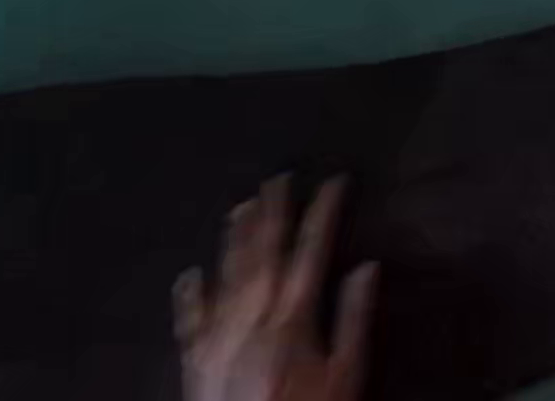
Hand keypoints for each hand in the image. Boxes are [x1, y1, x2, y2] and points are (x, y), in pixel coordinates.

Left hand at [173, 175, 376, 400]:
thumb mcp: (345, 378)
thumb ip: (354, 319)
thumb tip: (366, 265)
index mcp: (292, 320)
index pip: (312, 250)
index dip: (323, 212)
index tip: (334, 181)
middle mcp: (253, 320)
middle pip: (265, 252)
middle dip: (273, 211)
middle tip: (278, 177)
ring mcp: (219, 342)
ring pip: (228, 276)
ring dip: (235, 238)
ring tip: (240, 205)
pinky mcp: (195, 367)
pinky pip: (190, 324)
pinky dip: (188, 298)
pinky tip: (188, 275)